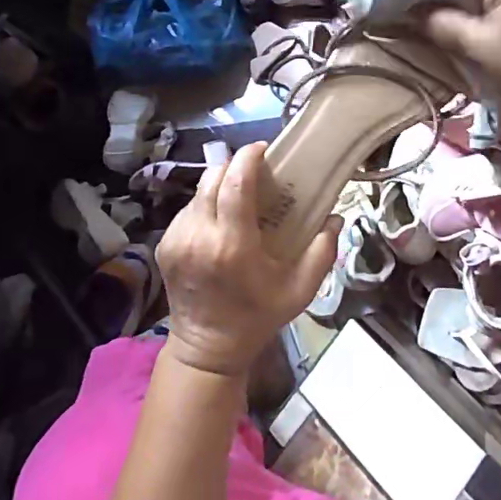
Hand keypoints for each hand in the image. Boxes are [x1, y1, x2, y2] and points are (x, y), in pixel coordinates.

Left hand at [156, 143, 338, 376]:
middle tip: (257, 172)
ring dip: (220, 185)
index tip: (264, 150)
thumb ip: (323, 251)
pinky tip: (221, 220)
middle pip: (213, 177)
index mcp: (232, 244)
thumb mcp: (300, 289)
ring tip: (240, 197)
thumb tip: (336, 217)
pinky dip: (206, 205)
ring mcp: (177, 240)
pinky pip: (188, 209)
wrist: (207, 349)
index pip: (234, 182)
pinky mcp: (164, 245)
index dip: (248, 157)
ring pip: (199, 191)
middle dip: (235, 167)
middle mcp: (199, 236)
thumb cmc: (258, 317)